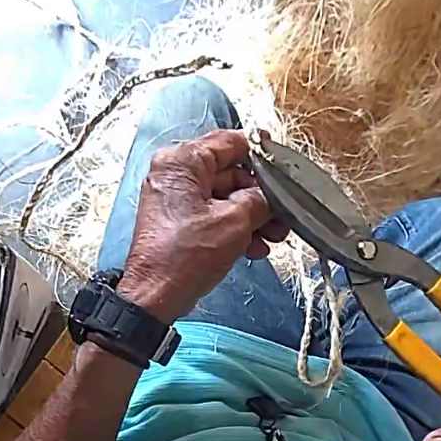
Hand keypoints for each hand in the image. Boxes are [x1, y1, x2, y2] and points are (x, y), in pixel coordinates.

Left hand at [118, 129, 278, 320]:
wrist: (155, 297)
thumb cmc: (186, 256)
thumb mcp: (235, 221)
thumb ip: (260, 199)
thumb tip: (273, 195)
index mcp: (182, 161)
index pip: (232, 143)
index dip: (263, 159)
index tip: (285, 177)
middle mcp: (175, 175)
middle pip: (231, 174)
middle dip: (261, 199)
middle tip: (283, 218)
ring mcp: (176, 200)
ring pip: (225, 199)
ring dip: (253, 218)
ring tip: (273, 238)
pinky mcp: (179, 224)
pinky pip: (214, 217)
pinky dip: (235, 230)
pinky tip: (254, 249)